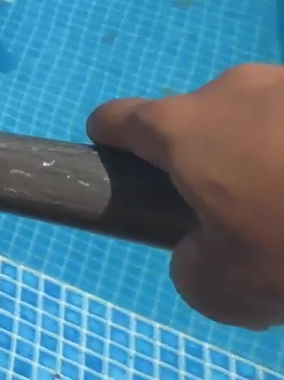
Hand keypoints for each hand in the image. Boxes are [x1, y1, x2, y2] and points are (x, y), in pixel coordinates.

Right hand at [87, 63, 283, 328]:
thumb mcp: (240, 290)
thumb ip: (198, 271)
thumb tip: (205, 257)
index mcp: (177, 125)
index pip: (112, 121)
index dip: (121, 152)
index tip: (155, 187)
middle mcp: (229, 90)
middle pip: (204, 119)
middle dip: (228, 159)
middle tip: (271, 213)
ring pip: (276, 118)